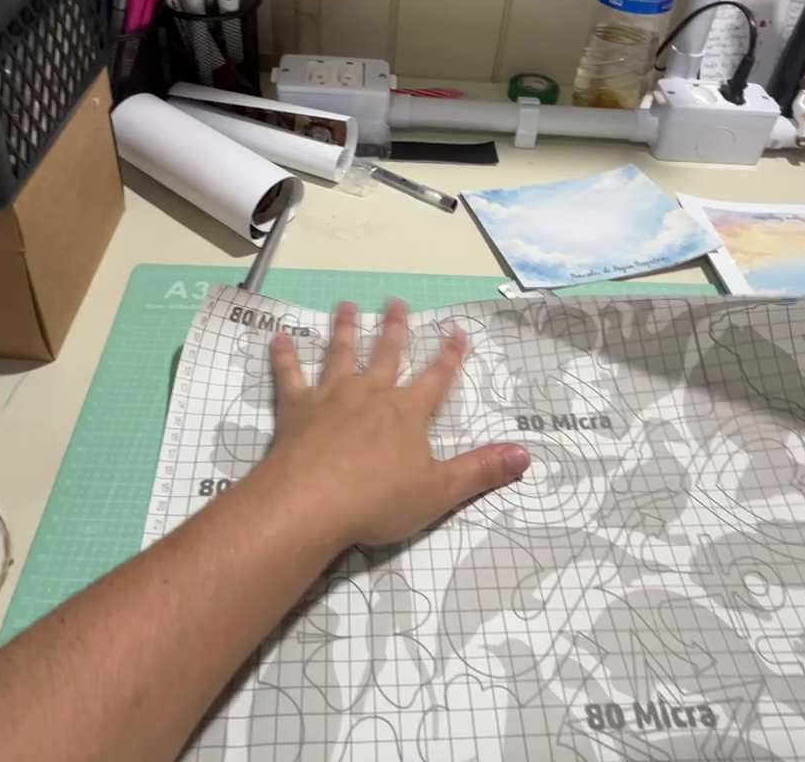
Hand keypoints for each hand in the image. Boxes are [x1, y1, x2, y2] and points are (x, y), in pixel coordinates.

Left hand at [259, 299, 529, 547]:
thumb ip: (481, 471)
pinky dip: (285, 357)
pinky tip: (278, 338)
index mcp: (407, 412)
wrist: (312, 503)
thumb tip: (526, 454)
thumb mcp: (440, 491)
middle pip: (386, 354)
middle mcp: (371, 393)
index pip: (436, 378)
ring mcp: (332, 397)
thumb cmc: (378, 500)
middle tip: (396, 301)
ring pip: (340, 354)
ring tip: (345, 306)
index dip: (450, 356)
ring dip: (343, 329)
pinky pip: (290, 376)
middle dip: (395, 328)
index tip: (458, 332)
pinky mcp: (297, 408)